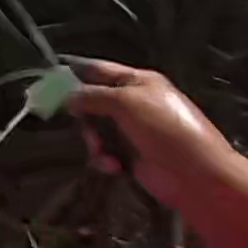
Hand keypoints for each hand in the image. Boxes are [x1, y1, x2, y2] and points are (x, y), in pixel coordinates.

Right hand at [65, 58, 239, 208]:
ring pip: (94, 128)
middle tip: (81, 125)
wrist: (200, 178)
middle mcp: (133, 102)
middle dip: (83, 115)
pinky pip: (104, 151)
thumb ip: (90, 95)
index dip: (72, 73)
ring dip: (94, 141)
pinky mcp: (131, 155)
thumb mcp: (125, 102)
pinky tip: (112, 166)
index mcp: (137, 81)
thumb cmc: (166, 130)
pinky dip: (104, 158)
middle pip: (90, 101)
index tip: (47, 82)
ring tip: (102, 152)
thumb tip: (66, 97)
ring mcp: (132, 130)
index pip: (96, 69)